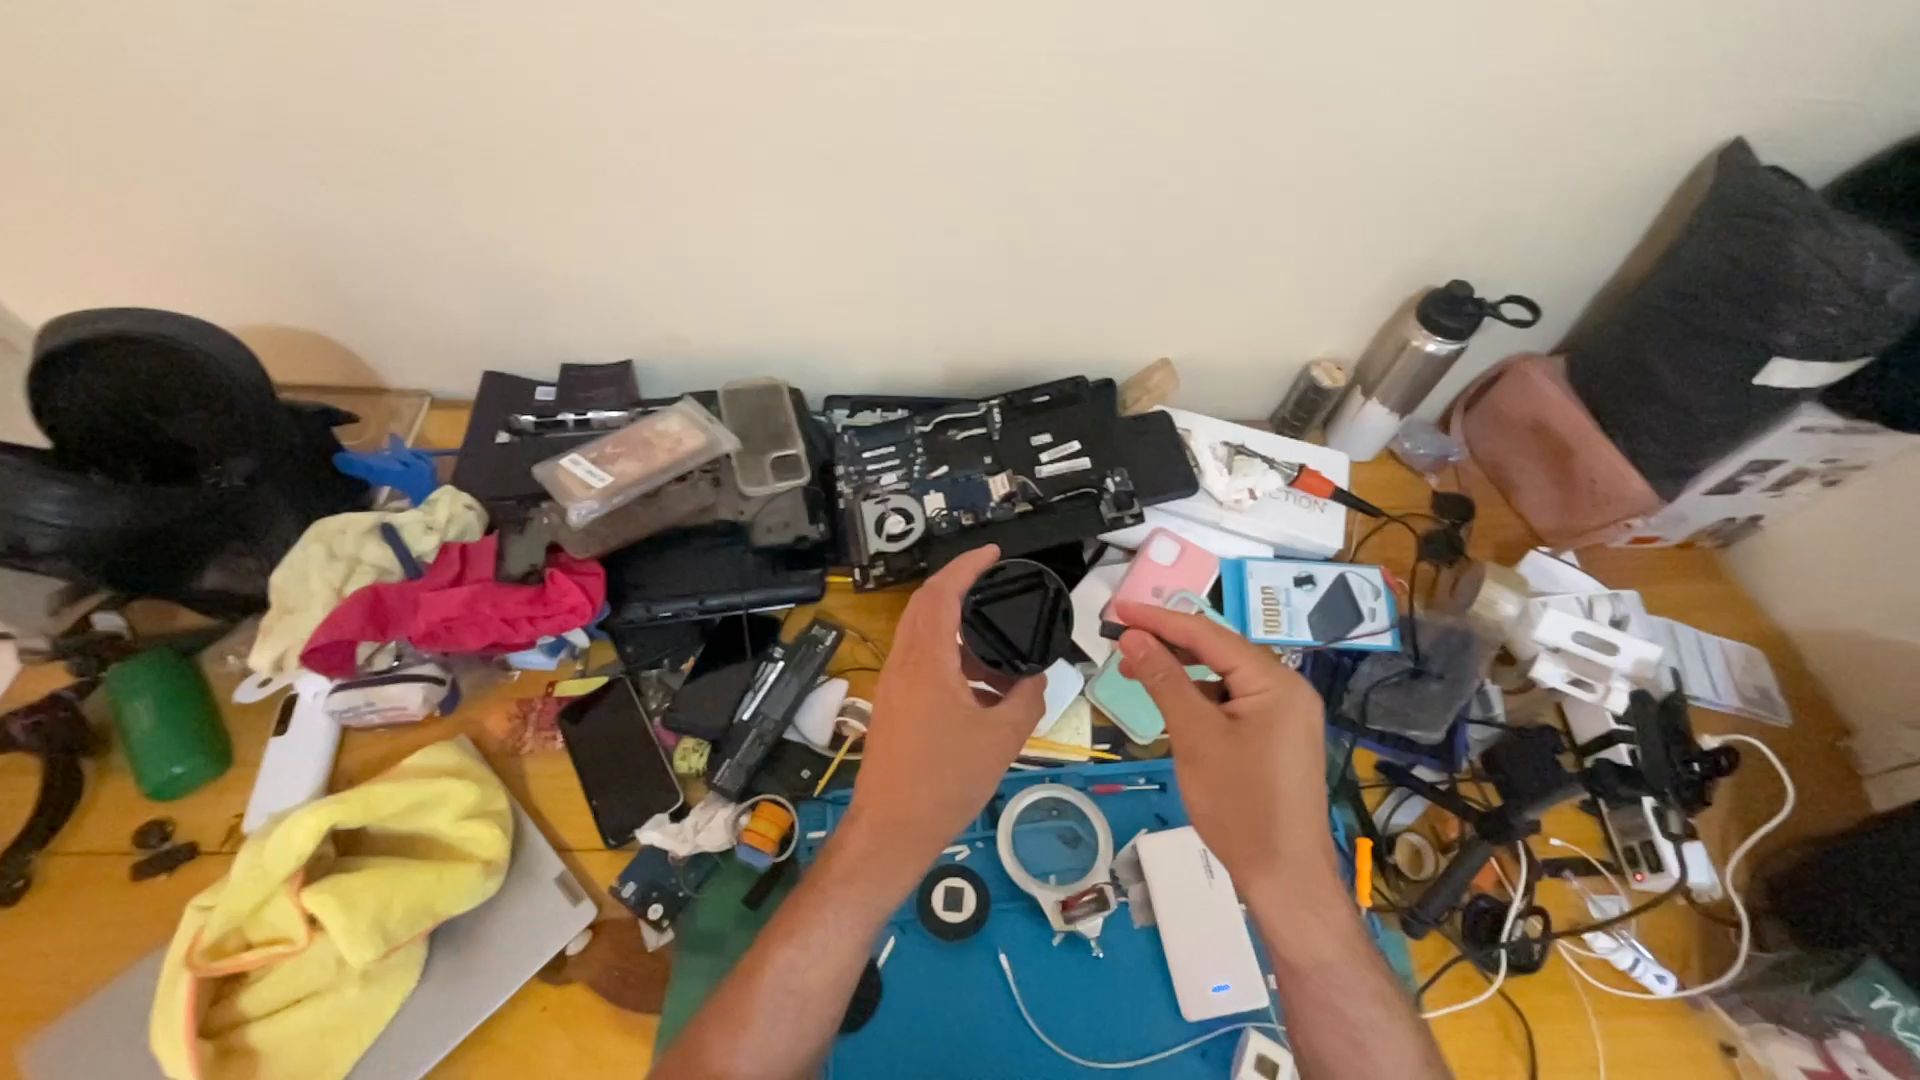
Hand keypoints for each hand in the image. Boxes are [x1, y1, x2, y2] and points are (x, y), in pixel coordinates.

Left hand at [845, 544, 1045, 869]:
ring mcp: (893, 684)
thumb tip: (1035, 678)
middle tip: (997, 589)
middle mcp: (903, 664)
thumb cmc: (946, 781)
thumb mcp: (1002, 738)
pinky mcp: (893, 705)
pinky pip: (921, 663)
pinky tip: (980, 688)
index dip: (967, 566)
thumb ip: (1026, 698)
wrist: (892, 828)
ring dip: (958, 631)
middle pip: (926, 605)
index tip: (993, 553)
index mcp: (927, 661)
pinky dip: (950, 658)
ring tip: (999, 653)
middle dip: (960, 589)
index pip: (942, 593)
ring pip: (923, 636)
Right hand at [1114, 599, 1341, 899]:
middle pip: (1219, 651)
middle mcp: (1286, 689)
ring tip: (1136, 669)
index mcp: (1275, 681)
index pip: (1209, 635)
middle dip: (1169, 643)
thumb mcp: (1194, 736)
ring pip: (1223, 677)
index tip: (1119, 609)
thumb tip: (1134, 637)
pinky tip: (1171, 703)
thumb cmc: (1240, 804)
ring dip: (1181, 671)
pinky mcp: (1276, 736)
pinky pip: (1233, 702)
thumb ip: (1164, 680)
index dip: (1160, 620)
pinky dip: (1199, 697)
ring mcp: (1284, 714)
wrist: (1284, 875)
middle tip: (1121, 636)